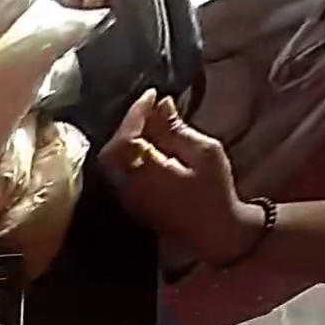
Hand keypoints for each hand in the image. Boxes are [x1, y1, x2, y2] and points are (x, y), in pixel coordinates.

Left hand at [99, 89, 264, 266]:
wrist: (210, 230)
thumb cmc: (213, 190)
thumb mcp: (202, 152)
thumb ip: (175, 130)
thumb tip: (159, 105)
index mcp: (144, 175)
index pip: (125, 140)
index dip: (134, 114)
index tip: (152, 94)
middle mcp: (127, 188)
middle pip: (112, 152)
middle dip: (128, 126)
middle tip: (150, 106)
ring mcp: (125, 198)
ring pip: (113, 164)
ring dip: (127, 139)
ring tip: (150, 120)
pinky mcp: (130, 203)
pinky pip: (120, 173)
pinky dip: (130, 154)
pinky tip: (147, 143)